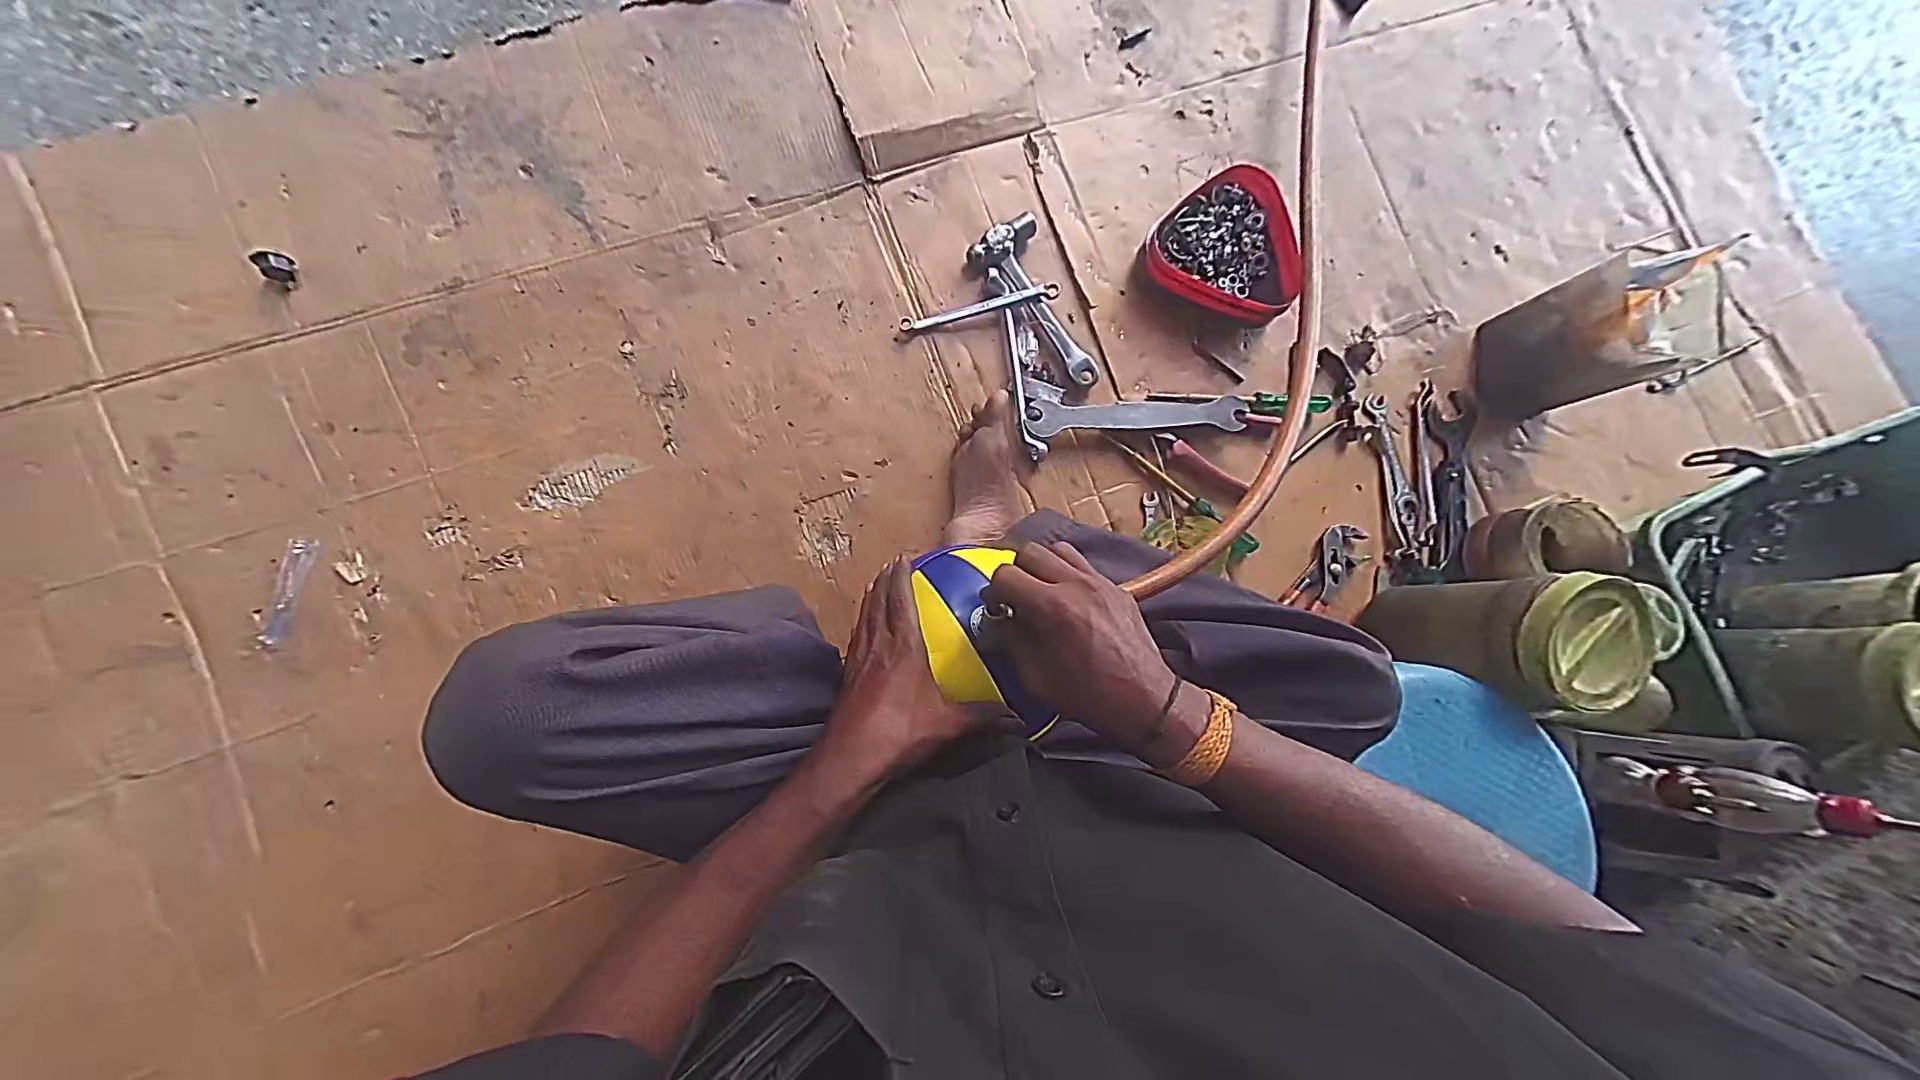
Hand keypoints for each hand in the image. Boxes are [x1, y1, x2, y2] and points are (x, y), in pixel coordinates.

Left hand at [816, 557, 986, 782]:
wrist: (851, 758)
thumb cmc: (899, 734)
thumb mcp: (947, 724)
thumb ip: (982, 716)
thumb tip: (1017, 717)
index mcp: (904, 648)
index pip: (900, 601)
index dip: (900, 576)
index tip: (903, 557)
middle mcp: (878, 646)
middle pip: (877, 602)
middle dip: (884, 580)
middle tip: (890, 565)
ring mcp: (859, 659)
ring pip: (864, 617)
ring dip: (871, 597)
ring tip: (876, 585)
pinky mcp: (848, 675)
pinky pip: (856, 636)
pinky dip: (862, 621)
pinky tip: (864, 627)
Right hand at [982, 542, 1182, 752]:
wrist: (1143, 699)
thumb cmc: (1088, 695)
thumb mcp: (1035, 677)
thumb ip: (1010, 641)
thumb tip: (998, 621)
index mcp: (1052, 606)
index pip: (1006, 574)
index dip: (994, 591)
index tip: (997, 607)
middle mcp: (1076, 584)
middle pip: (1030, 551)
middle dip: (1016, 572)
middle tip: (1015, 596)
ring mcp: (1099, 582)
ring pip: (1058, 549)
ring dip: (1042, 565)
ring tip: (1040, 590)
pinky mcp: (1116, 588)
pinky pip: (1084, 564)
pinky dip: (1067, 572)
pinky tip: (1067, 598)